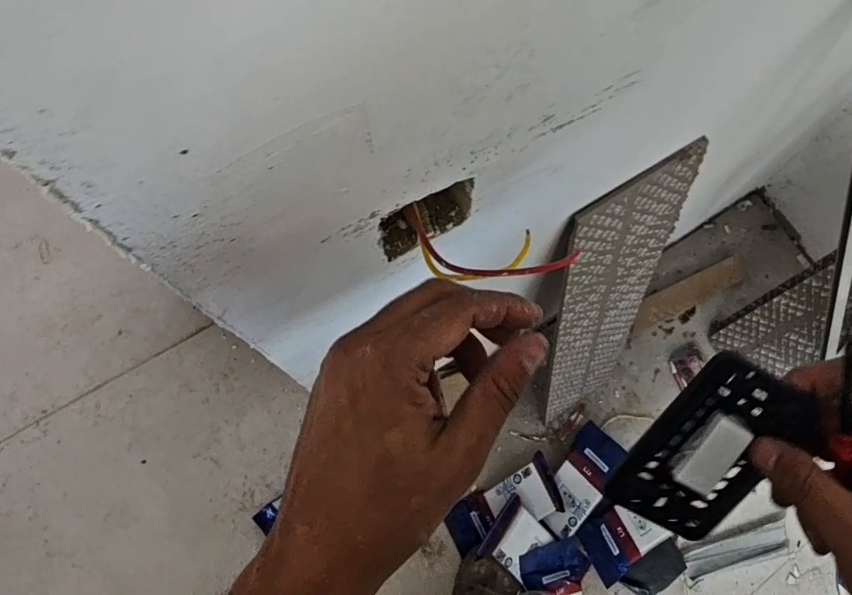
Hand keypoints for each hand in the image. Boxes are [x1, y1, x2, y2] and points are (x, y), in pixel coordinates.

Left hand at [235, 279, 547, 594]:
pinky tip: (441, 386)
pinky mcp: (339, 372)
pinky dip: (423, 345)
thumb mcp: (459, 452)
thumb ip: (498, 389)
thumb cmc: (381, 514)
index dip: (502, 308)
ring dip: (453, 329)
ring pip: (412, 314)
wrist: (320, 553)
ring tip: (482, 371)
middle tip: (515, 338)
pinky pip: (390, 336)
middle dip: (480, 312)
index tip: (531, 318)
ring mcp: (344, 358)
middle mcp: (360, 347)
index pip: (458, 308)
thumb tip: (530, 347)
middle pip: (434, 298)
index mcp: (388, 361)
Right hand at [748, 362, 851, 594]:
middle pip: (829, 414)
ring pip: (824, 444)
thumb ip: (804, 482)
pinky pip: (829, 471)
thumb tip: (767, 447)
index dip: (809, 384)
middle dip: (800, 443)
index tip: (776, 401)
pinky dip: (814, 493)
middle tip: (782, 467)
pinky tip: (820, 522)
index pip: (848, 382)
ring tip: (805, 506)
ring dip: (805, 475)